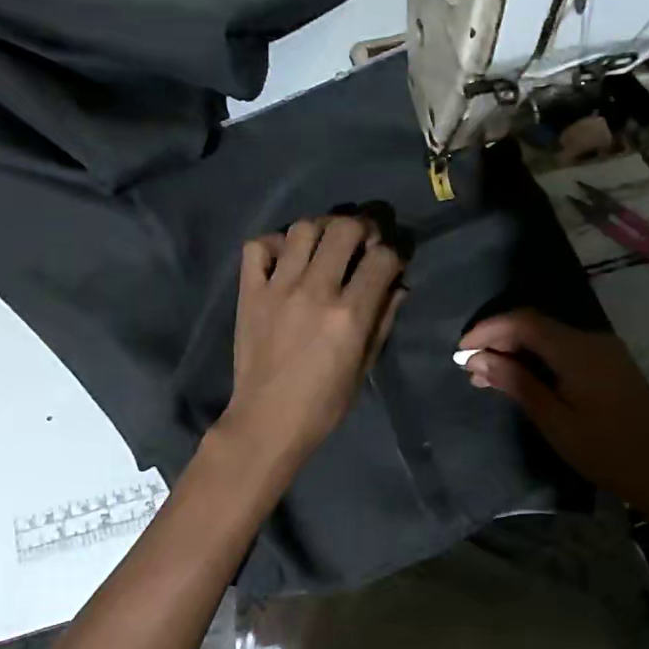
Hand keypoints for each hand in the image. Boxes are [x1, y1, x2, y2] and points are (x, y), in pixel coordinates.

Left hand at [219, 216, 406, 469]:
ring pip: (304, 228)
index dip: (395, 254)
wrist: (268, 420)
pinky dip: (276, 243)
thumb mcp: (365, 364)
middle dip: (364, 228)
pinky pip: (258, 247)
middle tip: (365, 242)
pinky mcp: (249, 292)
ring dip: (324, 229)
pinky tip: (288, 258)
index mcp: (349, 314)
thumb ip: (384, 318)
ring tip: (328, 244)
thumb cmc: (325, 402)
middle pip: (345, 229)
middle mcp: (315, 291)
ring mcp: (278, 287)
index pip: (382, 258)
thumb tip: (399, 284)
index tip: (392, 263)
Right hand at [459, 310, 648, 520]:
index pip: (524, 322)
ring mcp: (604, 350)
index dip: (489, 329)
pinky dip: (539, 358)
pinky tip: (522, 379)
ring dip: (518, 350)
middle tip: (470, 366)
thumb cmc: (605, 450)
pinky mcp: (610, 363)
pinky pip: (566, 349)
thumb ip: (516, 382)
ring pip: (550, 338)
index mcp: (578, 349)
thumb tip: (478, 358)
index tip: (460, 350)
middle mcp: (592, 339)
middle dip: (500, 340)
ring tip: (488, 375)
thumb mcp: (554, 420)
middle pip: (537, 326)